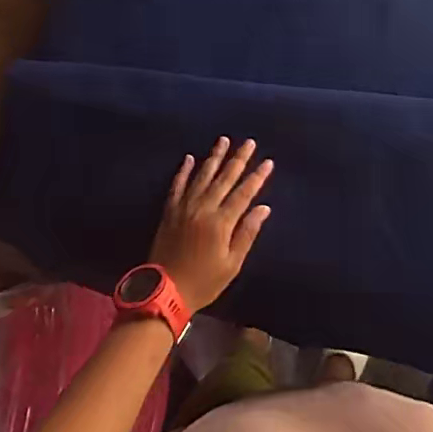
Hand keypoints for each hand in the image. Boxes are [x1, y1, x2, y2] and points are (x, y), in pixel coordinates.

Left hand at [149, 137, 273, 311]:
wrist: (165, 290)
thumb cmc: (204, 282)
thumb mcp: (232, 264)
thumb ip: (247, 233)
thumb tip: (263, 208)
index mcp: (221, 222)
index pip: (243, 193)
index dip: (256, 177)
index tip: (267, 162)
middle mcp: (203, 208)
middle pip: (224, 178)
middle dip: (238, 159)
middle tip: (248, 142)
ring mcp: (184, 207)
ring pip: (202, 176)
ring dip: (214, 157)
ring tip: (223, 141)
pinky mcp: (170, 211)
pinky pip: (178, 185)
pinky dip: (184, 170)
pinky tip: (190, 158)